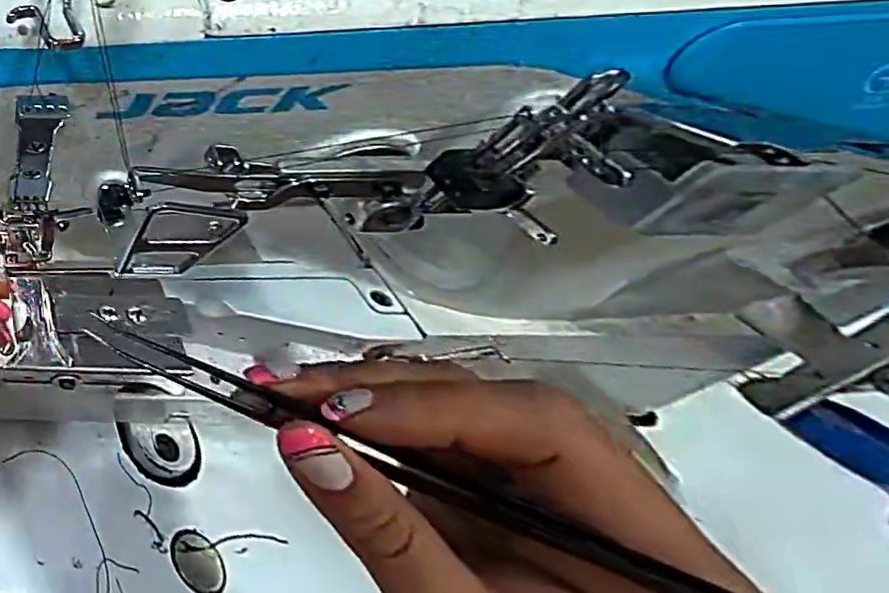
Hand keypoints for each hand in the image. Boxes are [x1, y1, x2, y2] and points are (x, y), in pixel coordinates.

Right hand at [268, 362, 760, 592]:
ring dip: (360, 397)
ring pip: (448, 407)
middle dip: (376, 392)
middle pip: (483, 401)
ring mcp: (547, 496)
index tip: (343, 415)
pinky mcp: (494, 498)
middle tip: (291, 391)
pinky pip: (429, 437)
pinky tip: (321, 415)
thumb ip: (392, 538)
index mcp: (650, 549)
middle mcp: (606, 505)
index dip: (432, 406)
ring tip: (290, 395)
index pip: (539, 424)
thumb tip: (308, 446)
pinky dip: (368, 425)